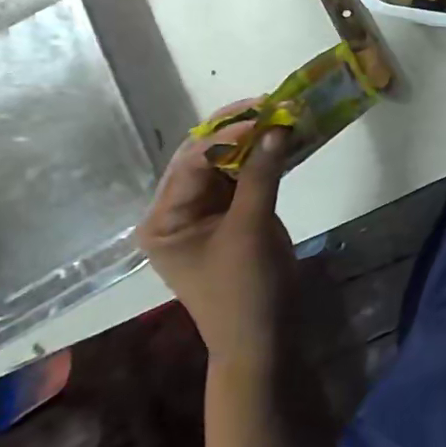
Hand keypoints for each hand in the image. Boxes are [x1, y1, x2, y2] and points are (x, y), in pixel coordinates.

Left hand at [137, 100, 295, 366]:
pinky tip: (282, 138)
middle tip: (270, 103)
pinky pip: (245, 177)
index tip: (262, 112)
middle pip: (205, 156)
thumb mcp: (250, 233)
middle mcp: (177, 210)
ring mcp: (205, 212)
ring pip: (226, 162)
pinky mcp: (232, 215)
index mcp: (163, 219)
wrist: (265, 343)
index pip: (191, 162)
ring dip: (252, 140)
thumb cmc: (245, 294)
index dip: (225, 134)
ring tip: (279, 112)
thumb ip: (261, 177)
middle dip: (237, 130)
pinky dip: (263, 158)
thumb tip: (277, 127)